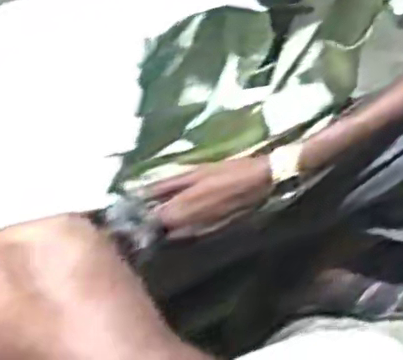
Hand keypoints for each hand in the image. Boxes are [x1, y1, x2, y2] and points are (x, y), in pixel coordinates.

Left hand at [146, 157, 275, 238]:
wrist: (267, 178)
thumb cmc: (232, 170)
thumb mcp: (199, 172)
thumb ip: (165, 185)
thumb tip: (135, 193)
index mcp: (171, 211)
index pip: (140, 219)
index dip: (139, 212)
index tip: (141, 204)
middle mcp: (177, 227)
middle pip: (154, 227)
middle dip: (155, 217)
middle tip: (165, 203)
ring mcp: (194, 232)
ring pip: (170, 231)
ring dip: (170, 222)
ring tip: (183, 208)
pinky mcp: (208, 232)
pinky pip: (187, 232)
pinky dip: (186, 225)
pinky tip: (199, 212)